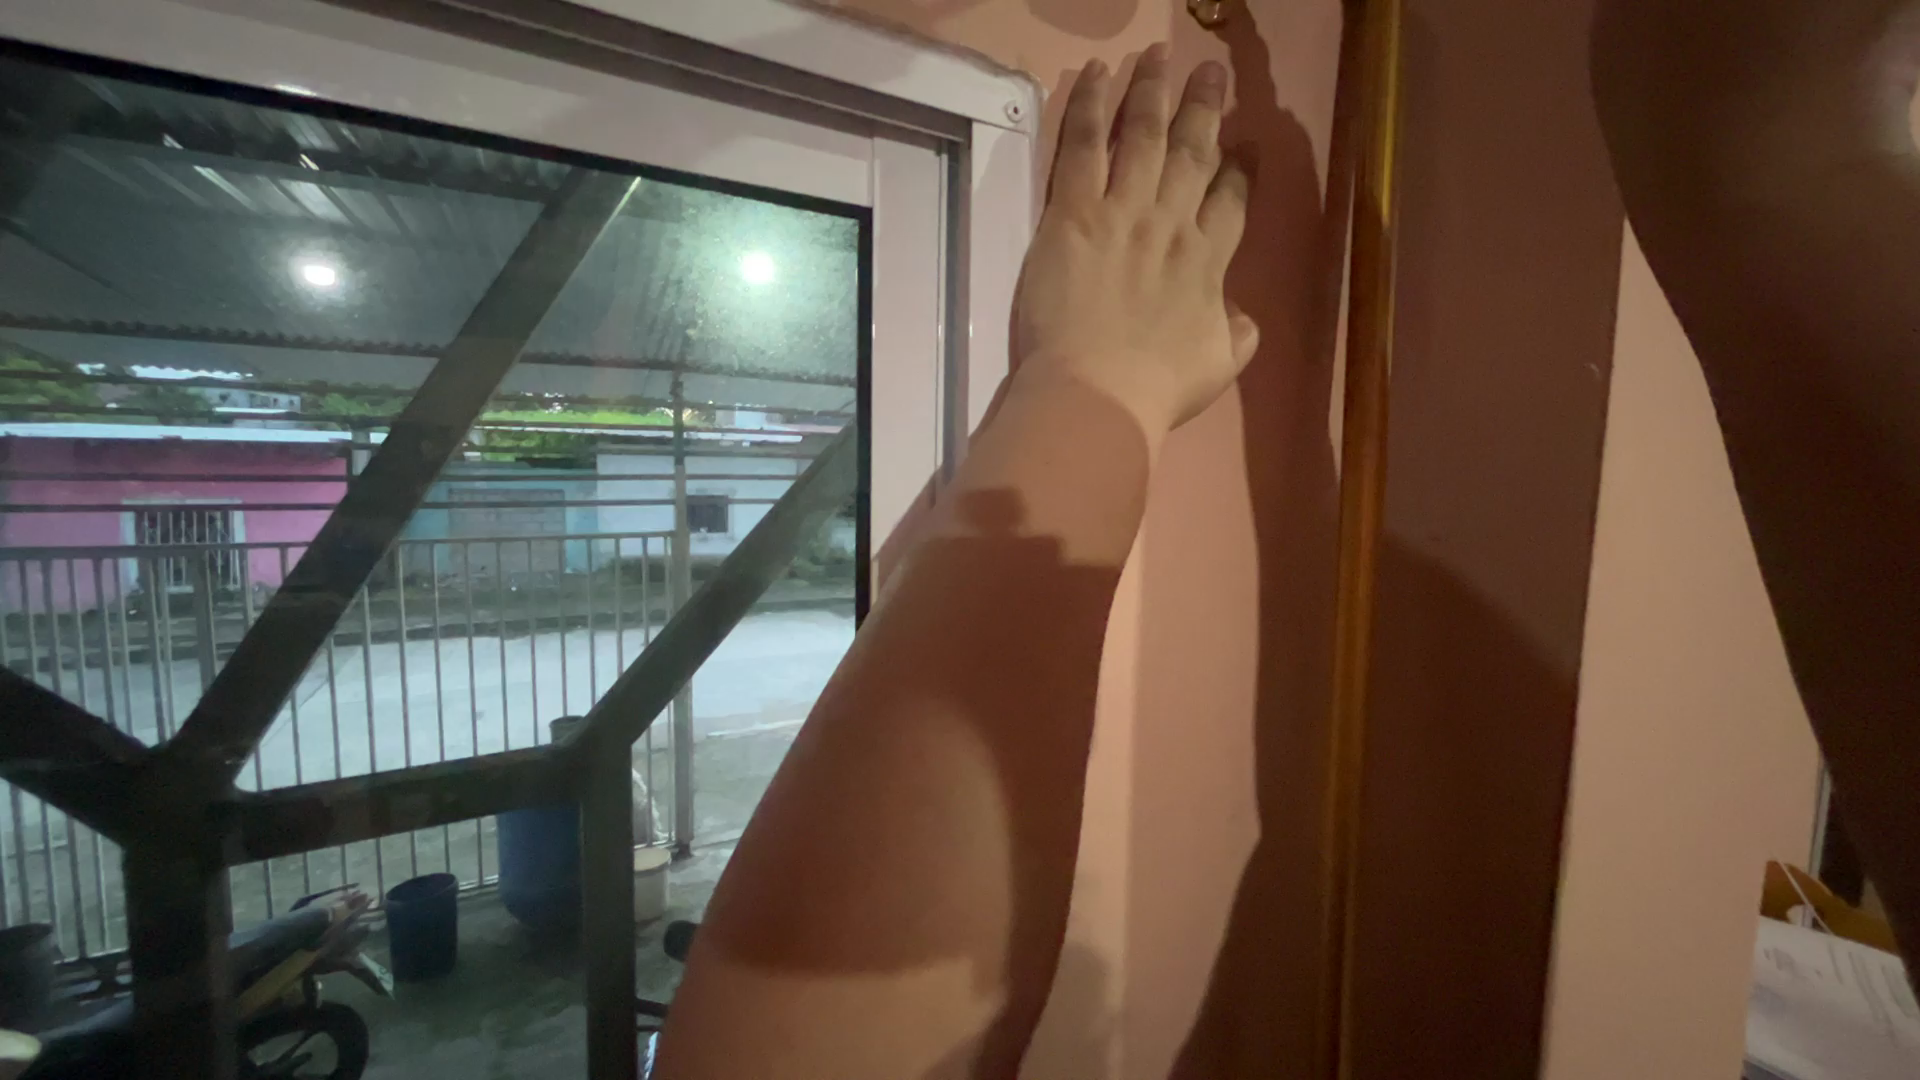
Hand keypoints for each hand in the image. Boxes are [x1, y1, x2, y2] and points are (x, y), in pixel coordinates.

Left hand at [1010, 45, 1256, 439]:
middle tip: (1210, 72)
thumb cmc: (1156, 389)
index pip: (1230, 200)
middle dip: (1204, 108)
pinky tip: (1095, 74)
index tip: (1244, 147)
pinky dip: (1088, 106)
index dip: (1239, 170)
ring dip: (1151, 91)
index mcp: (1208, 262)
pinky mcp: (1073, 214)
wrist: (1098, 392)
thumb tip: (1243, 316)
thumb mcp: (1218, 366)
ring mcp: (1123, 212)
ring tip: (1158, 55)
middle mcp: (1171, 223)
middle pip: (1192, 152)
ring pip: (1141, 136)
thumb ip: (1236, 335)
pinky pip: (1083, 147)